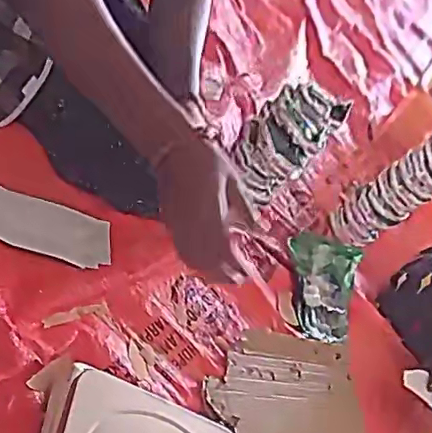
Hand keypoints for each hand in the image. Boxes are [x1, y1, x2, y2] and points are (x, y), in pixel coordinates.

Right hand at [156, 136, 259, 283]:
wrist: (174, 153)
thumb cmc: (207, 163)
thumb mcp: (235, 183)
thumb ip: (246, 211)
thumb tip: (259, 230)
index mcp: (215, 221)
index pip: (228, 255)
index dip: (239, 267)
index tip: (249, 274)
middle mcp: (197, 233)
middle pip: (212, 266)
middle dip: (226, 275)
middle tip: (239, 279)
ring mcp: (182, 233)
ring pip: (197, 264)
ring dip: (211, 273)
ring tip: (224, 275)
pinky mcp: (172, 230)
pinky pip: (185, 256)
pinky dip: (197, 264)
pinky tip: (205, 263)